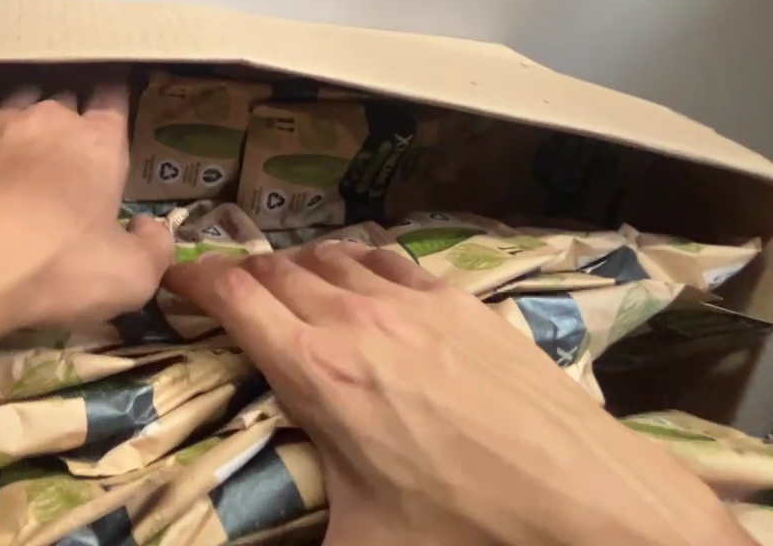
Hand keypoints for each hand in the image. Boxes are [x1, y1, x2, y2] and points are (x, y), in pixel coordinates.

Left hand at [0, 82, 173, 333]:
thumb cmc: (55, 266)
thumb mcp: (130, 278)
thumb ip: (153, 248)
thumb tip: (149, 228)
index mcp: (97, 143)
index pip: (113, 100)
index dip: (114, 99)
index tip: (112, 102)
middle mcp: (47, 119)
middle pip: (64, 100)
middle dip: (67, 117)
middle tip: (66, 146)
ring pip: (16, 101)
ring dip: (23, 116)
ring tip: (20, 140)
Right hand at [164, 241, 753, 545]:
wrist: (597, 512)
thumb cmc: (468, 533)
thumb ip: (296, 534)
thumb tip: (248, 543)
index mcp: (316, 373)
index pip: (233, 295)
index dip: (193, 276)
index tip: (174, 274)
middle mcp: (350, 319)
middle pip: (271, 267)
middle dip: (240, 275)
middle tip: (231, 296)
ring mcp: (405, 299)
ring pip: (322, 254)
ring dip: (292, 266)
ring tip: (290, 289)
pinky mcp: (453, 296)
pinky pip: (379, 254)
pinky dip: (349, 260)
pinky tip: (357, 278)